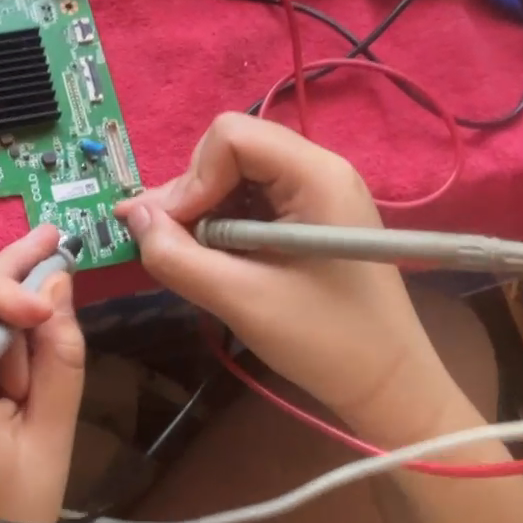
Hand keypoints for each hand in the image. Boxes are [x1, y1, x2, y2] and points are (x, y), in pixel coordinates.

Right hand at [114, 113, 457, 441]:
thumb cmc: (328, 342)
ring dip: (200, 208)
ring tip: (185, 253)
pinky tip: (210, 256)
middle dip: (191, 192)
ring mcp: (313, 189)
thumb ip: (178, 257)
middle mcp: (316, 168)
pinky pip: (245, 195)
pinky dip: (216, 220)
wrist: (391, 387)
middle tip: (168, 241)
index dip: (194, 177)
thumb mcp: (242, 301)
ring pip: (230, 171)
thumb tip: (132, 217)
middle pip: (228, 148)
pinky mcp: (304, 213)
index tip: (177, 229)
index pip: (232, 135)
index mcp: (316, 175)